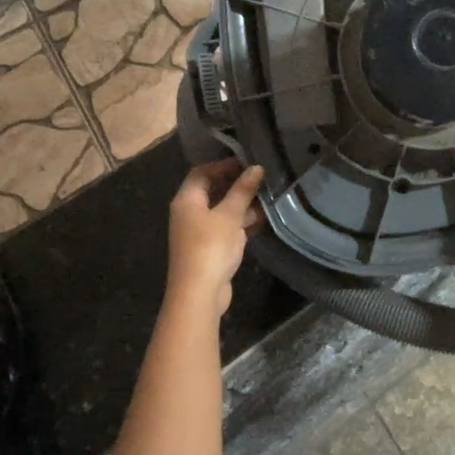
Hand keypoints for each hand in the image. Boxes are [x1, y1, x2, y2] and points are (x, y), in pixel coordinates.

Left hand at [166, 159, 263, 315]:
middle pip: (212, 190)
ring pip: (221, 209)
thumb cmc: (210, 246)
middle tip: (261, 177)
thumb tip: (256, 167)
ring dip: (241, 203)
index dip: (223, 164)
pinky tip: (262, 219)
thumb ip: (242, 190)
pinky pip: (225, 227)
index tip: (248, 161)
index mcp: (187, 200)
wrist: (198, 293)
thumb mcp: (229, 215)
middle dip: (236, 183)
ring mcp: (198, 231)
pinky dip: (241, 221)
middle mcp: (189, 212)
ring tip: (267, 196)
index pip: (202, 172)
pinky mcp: (209, 247)